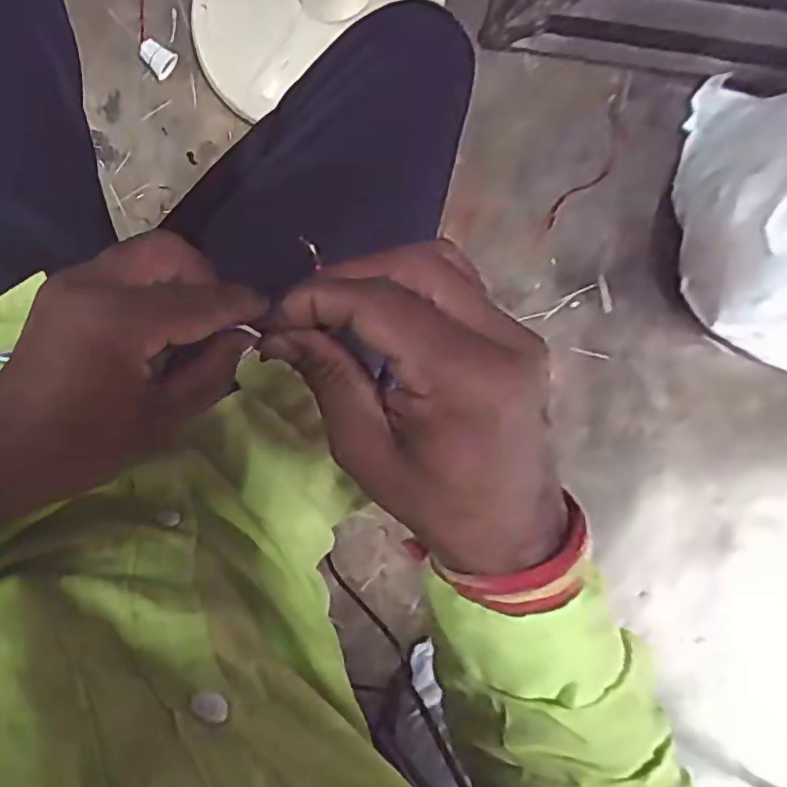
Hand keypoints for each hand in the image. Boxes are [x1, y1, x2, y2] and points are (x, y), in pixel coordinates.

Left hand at [0, 231, 267, 534]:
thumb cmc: (81, 449)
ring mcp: (68, 283)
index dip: (239, 304)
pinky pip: (115, 273)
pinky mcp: (57, 293)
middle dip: (203, 278)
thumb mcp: (158, 421)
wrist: (3, 453)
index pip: (199, 297)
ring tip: (187, 329)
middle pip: (166, 252)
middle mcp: (90, 283)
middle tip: (219, 320)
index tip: (265, 312)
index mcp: (118, 317)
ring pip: (139, 257)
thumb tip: (240, 336)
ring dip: (172, 281)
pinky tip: (152, 330)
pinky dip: (143, 289)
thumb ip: (209, 372)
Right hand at [261, 241, 566, 575]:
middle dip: (341, 278)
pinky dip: (402, 283)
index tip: (273, 320)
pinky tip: (371, 312)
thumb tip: (279, 332)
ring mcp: (513, 329)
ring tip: (330, 307)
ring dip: (373, 272)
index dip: (317, 298)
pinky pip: (452, 281)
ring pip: (436, 261)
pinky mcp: (511, 330)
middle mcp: (500, 337)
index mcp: (462, 375)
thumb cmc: (430, 500)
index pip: (381, 302)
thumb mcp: (362, 447)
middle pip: (412, 265)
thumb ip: (327, 376)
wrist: (509, 526)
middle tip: (296, 311)